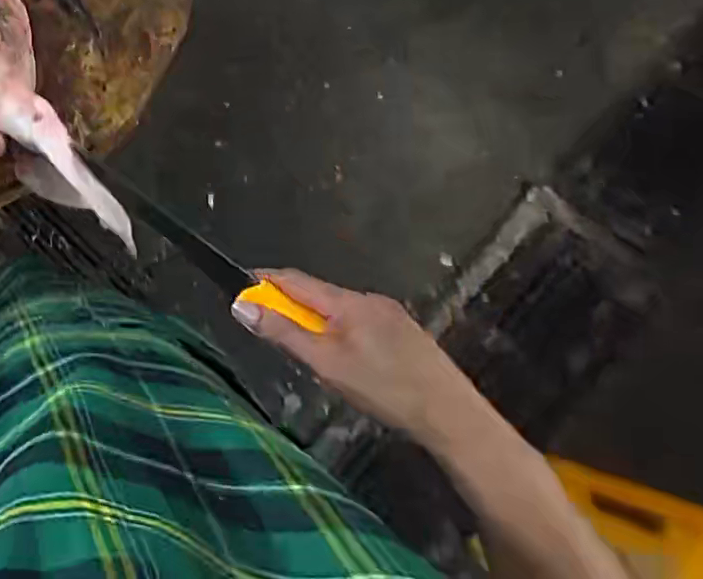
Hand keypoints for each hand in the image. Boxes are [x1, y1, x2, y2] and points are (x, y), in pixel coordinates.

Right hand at [234, 269, 494, 446]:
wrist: (461, 425)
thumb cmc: (386, 390)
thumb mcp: (324, 363)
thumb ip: (281, 331)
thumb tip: (241, 305)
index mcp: (348, 301)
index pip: (292, 278)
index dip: (263, 281)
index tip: (241, 291)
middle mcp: (370, 300)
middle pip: (316, 293)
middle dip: (290, 305)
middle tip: (274, 330)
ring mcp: (394, 317)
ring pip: (339, 310)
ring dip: (317, 321)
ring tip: (312, 350)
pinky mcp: (409, 336)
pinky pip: (361, 322)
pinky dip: (341, 331)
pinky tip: (348, 359)